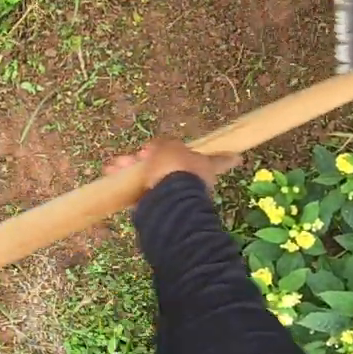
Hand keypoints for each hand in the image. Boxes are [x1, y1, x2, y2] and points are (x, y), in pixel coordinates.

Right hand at [104, 138, 241, 190]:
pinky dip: (128, 185)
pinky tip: (113, 177)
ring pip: (153, 178)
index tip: (239, 157)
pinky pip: (142, 192)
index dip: (226, 157)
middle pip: (171, 166)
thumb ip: (163, 145)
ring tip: (115, 166)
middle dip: (148, 159)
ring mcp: (176, 196)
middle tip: (135, 155)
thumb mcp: (169, 148)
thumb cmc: (174, 170)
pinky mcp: (159, 208)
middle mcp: (193, 181)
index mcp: (203, 165)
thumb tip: (154, 149)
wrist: (166, 202)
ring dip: (133, 170)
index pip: (218, 158)